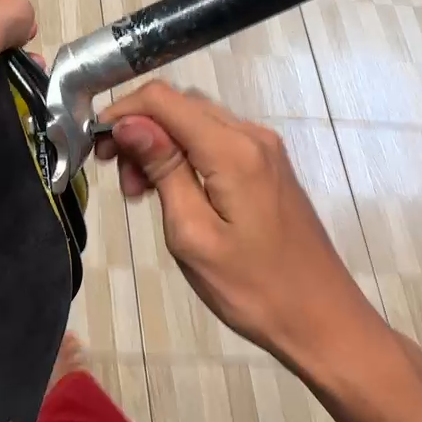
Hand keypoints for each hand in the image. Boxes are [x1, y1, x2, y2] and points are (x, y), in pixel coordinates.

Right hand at [95, 83, 383, 367]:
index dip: (122, 112)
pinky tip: (173, 192)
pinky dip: (183, 154)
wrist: (324, 322)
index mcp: (233, 150)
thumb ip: (163, 170)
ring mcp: (264, 150)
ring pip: (194, 120)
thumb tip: (129, 124)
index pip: (162, 99)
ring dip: (158, 144)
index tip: (98, 149)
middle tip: (120, 181)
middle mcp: (252, 136)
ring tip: (142, 194)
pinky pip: (213, 140)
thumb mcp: (193, 234)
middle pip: (178, 105)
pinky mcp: (267, 166)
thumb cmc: (253, 288)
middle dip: (138, 131)